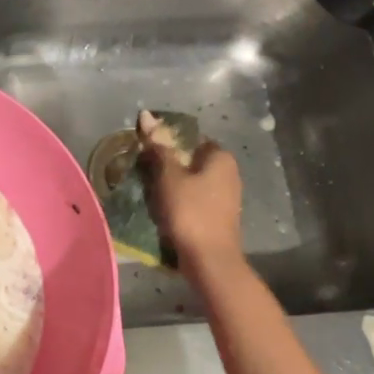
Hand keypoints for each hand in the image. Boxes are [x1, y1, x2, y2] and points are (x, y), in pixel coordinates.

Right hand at [138, 110, 244, 270]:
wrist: (209, 259)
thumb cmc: (190, 212)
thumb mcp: (169, 176)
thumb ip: (158, 146)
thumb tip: (146, 115)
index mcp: (221, 156)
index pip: (189, 138)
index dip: (166, 142)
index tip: (145, 153)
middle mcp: (229, 171)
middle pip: (191, 160)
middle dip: (168, 165)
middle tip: (144, 172)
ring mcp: (227, 195)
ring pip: (193, 181)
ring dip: (173, 184)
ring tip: (150, 192)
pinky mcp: (220, 214)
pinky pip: (196, 198)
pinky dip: (181, 200)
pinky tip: (165, 209)